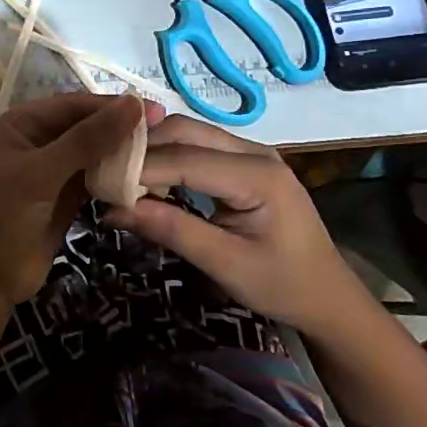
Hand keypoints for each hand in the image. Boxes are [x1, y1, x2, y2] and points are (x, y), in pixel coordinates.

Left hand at [0, 93, 160, 304]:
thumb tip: (134, 103)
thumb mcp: (41, 173)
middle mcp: (39, 142)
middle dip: (123, 131)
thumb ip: (88, 139)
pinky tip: (145, 181)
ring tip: (164, 157)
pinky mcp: (64, 200)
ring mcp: (52, 172)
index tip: (158, 112)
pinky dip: (117, 180)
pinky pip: (95, 180)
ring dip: (123, 156)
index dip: (115, 107)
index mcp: (24, 124)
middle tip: (167, 136)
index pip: (77, 105)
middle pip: (89, 128)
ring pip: (95, 154)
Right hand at [104, 116, 368, 332]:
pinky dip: (170, 157)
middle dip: (143, 149)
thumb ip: (172, 229)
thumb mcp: (225, 263)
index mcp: (257, 174)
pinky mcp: (246, 162)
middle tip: (105, 173)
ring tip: (121, 177)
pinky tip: (150, 179)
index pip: (184, 158)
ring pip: (190, 133)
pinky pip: (200, 146)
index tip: (99, 181)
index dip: (139, 168)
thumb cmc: (282, 284)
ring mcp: (253, 152)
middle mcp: (255, 150)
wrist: (327, 295)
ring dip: (155, 150)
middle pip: (186, 131)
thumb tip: (115, 208)